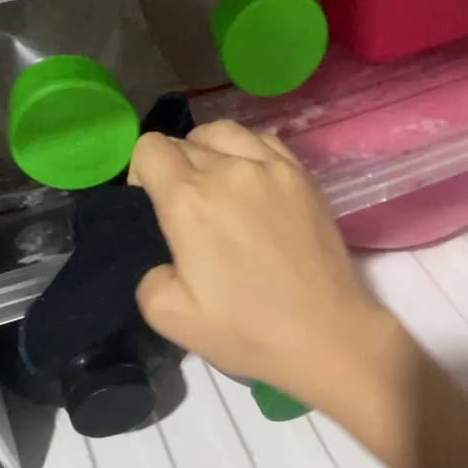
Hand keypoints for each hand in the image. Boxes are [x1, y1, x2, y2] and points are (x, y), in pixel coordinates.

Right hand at [130, 121, 408, 411]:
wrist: (326, 334)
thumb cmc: (248, 330)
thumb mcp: (170, 317)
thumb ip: (149, 276)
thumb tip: (167, 260)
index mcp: (189, 201)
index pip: (150, 149)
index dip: (141, 173)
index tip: (151, 206)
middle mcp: (229, 170)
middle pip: (184, 141)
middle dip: (174, 167)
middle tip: (185, 212)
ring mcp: (272, 168)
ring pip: (224, 133)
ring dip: (208, 151)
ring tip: (214, 186)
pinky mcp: (304, 177)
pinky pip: (263, 142)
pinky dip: (246, 152)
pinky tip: (251, 181)